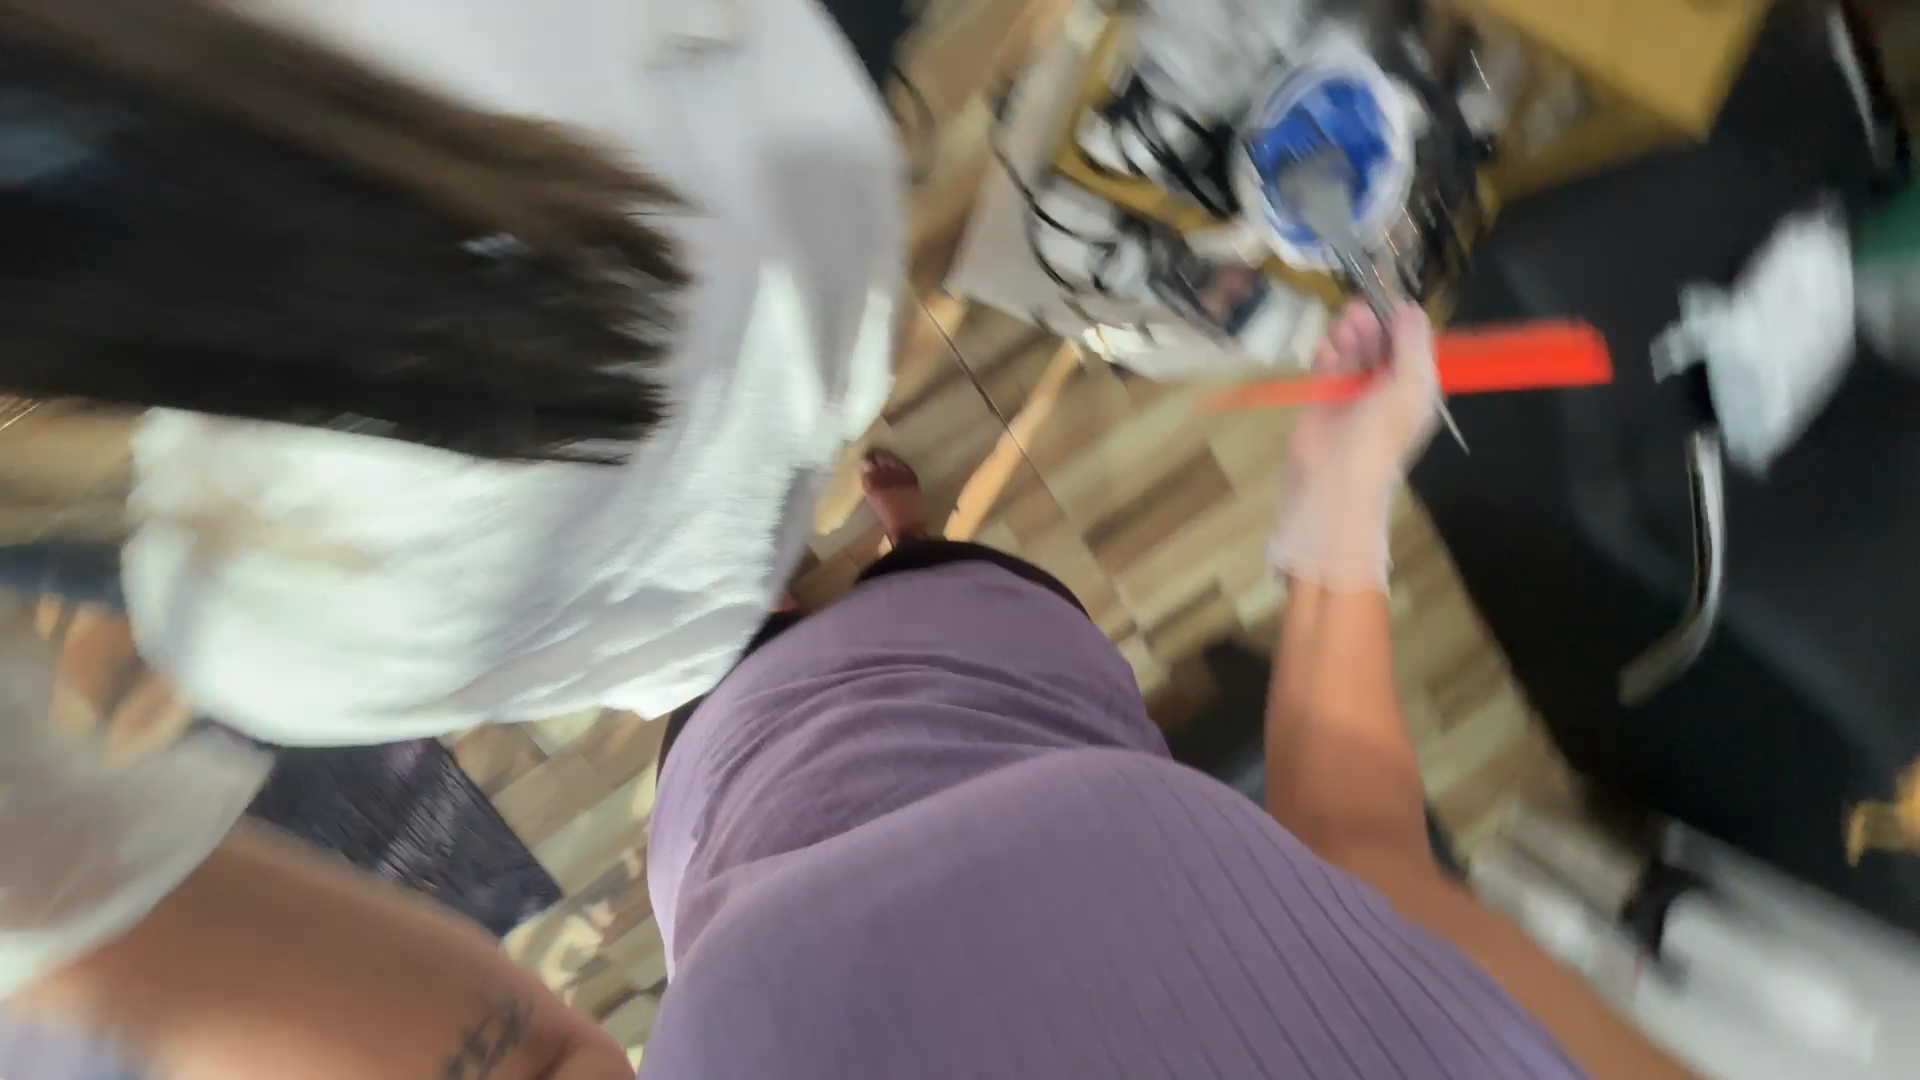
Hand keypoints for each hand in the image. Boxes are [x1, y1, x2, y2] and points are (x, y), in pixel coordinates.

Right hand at [1270, 301, 1438, 588]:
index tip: (1388, 296)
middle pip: (1380, 345)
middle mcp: (1385, 388)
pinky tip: (1325, 343)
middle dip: (1372, 323)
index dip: (1401, 321)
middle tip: (1359, 304)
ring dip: (1349, 334)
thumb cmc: (1379, 435)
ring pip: (1352, 352)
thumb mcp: (1409, 386)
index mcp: (1414, 387)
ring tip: (1342, 319)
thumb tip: (1410, 307)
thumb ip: (1411, 345)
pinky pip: (1326, 367)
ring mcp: (1352, 394)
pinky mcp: (1321, 400)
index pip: (1411, 345)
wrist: (1333, 478)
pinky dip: (1325, 352)